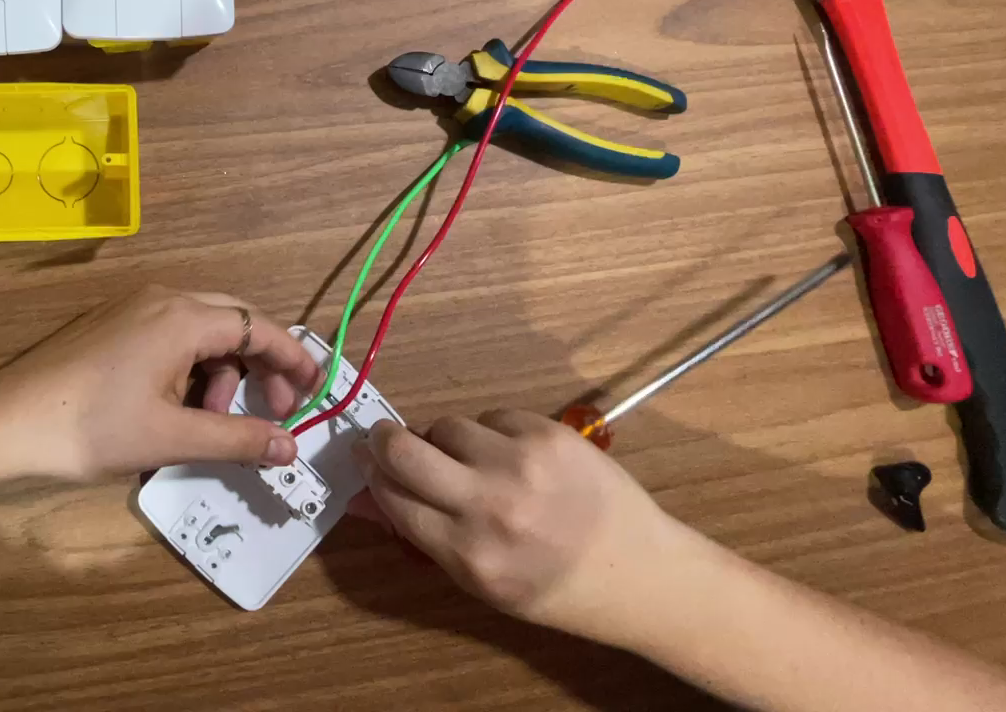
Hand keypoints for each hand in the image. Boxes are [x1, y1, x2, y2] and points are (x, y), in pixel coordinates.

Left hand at [0, 287, 319, 482]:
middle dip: (259, 365)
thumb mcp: (172, 437)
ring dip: (221, 370)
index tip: (318, 390)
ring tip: (207, 418)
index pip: (258, 326)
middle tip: (272, 413)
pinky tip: (174, 404)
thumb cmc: (92, 428)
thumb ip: (238, 437)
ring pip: (201, 329)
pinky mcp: (112, 322)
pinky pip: (170, 333)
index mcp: (183, 316)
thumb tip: (291, 445)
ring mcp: (133, 307)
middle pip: (233, 320)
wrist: (3, 422)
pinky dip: (190, 365)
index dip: (293, 357)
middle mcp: (162, 297)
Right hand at [351, 408, 688, 647]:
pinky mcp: (546, 432)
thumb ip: (416, 534)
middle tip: (388, 441)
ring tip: (474, 461)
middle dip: (384, 440)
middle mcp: (489, 506)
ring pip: (445, 425)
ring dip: (447, 440)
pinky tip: (515, 458)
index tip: (368, 462)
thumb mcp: (480, 580)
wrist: (646, 576)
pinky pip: (489, 416)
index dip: (373, 474)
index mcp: (469, 555)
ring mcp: (520, 464)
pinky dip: (491, 433)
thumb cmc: (554, 588)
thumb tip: (359, 496)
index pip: (390, 495)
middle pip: (400, 448)